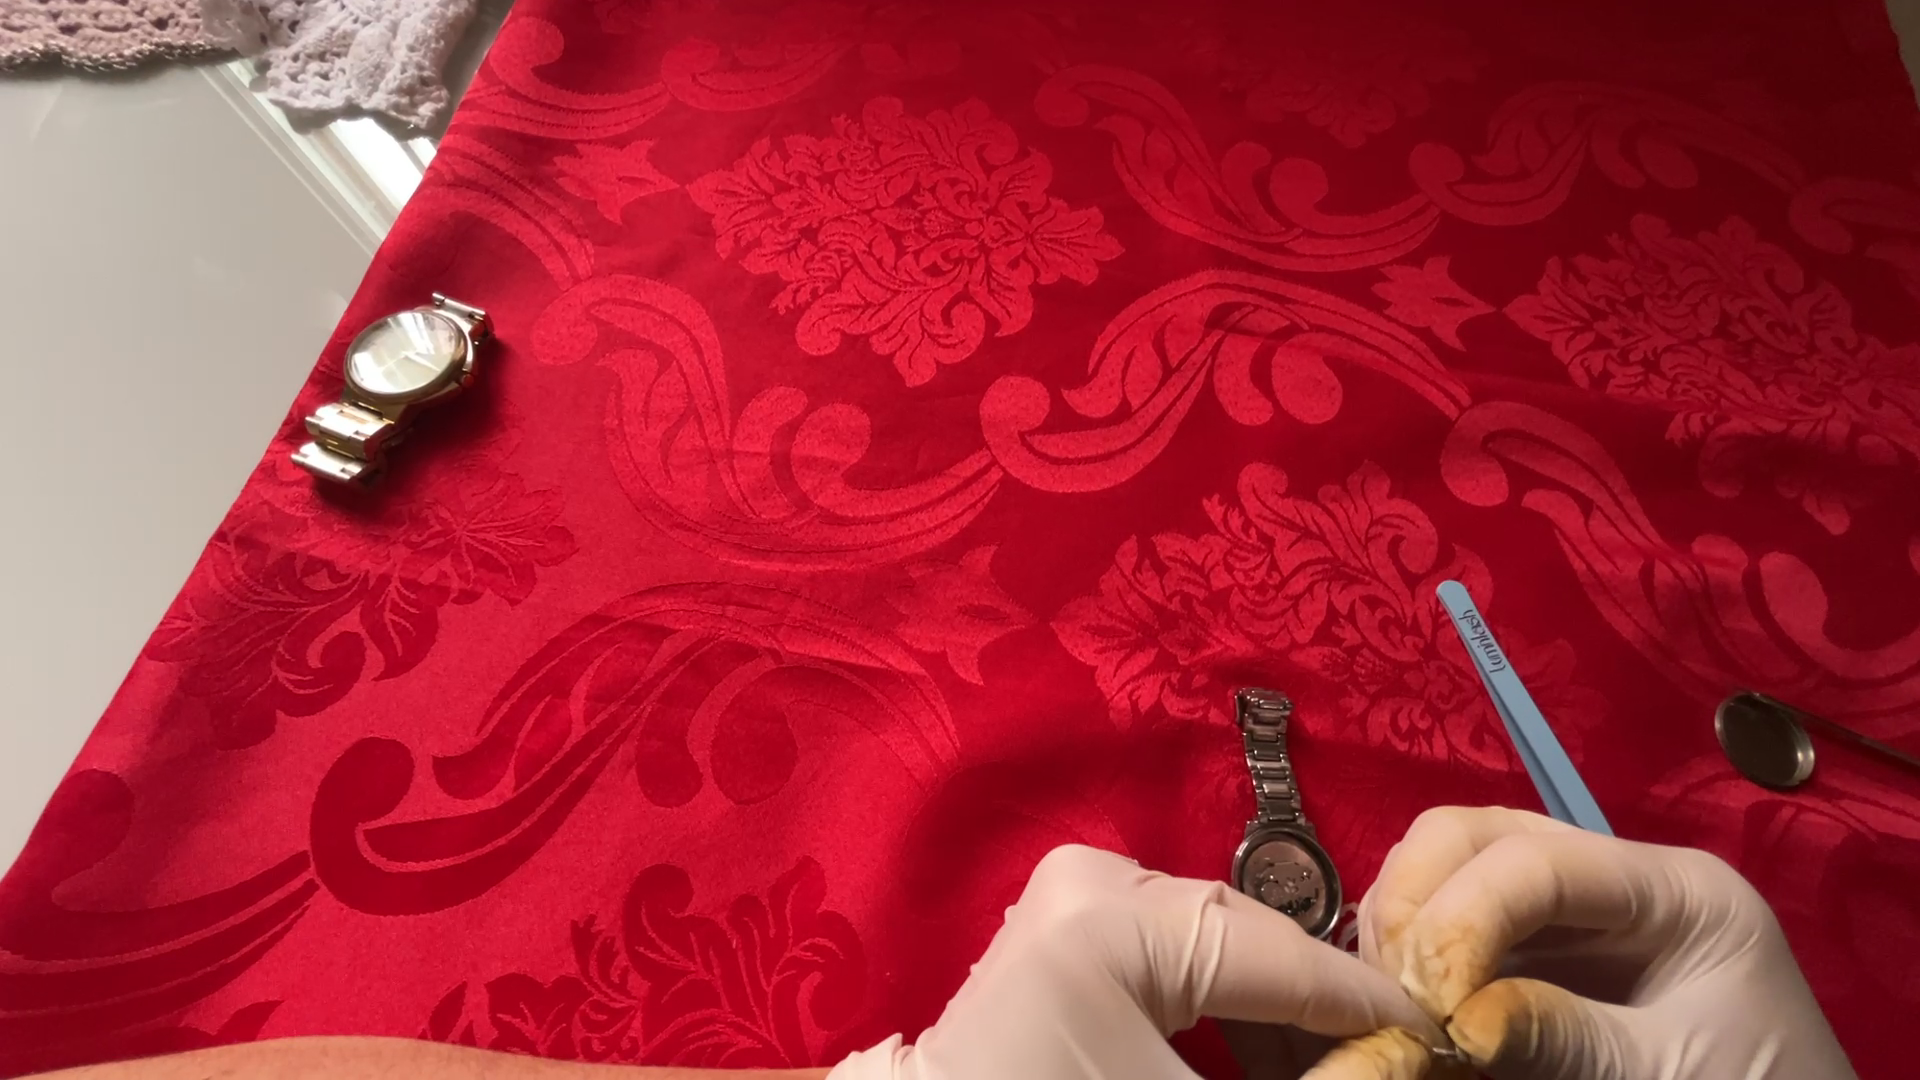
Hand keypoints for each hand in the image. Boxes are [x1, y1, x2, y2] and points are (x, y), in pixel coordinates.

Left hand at [829, 845, 1441, 1079]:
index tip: (1435, 1036)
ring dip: (1268, 1011)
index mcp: (1110, 917)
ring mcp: (1067, 895)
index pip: (1272, 950)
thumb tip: (1397, 1065)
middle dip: (1314, 1009)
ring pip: (1207, 942)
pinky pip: (1163, 949)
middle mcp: (1088, 880)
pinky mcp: (1059, 922)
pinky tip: (1251, 1053)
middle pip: (1241, 938)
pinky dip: (1216, 1002)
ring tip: (1318, 1065)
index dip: (1363, 998)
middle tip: (1378, 1061)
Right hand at [1358, 806, 1857, 1079]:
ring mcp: (1559, 889)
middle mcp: (1604, 864)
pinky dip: (1407, 928)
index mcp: (1675, 888)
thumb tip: (1445, 1016)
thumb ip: (1560, 1038)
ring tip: (1395, 985)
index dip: (1465, 916)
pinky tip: (1401, 976)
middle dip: (1416, 899)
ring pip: (1440, 851)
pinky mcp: (1524, 924)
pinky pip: (1439, 893)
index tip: (1429, 998)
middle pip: (1470, 833)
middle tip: (1398, 981)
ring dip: (1401, 911)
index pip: (1535, 862)